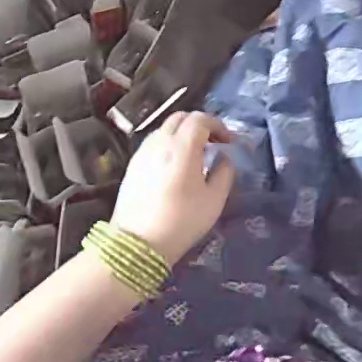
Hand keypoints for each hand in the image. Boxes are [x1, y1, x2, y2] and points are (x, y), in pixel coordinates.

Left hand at [112, 111, 236, 263]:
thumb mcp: (214, 200)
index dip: (218, 125)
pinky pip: (153, 144)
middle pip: (180, 118)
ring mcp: (142, 152)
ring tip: (195, 155)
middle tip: (213, 143)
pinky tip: (175, 167)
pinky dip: (168, 145)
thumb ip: (224, 173)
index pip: (200, 119)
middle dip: (200, 125)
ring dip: (182, 134)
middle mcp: (159, 142)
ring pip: (164, 129)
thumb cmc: (182, 221)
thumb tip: (223, 158)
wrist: (138, 242)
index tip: (228, 142)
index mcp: (182, 147)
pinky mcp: (132, 165)